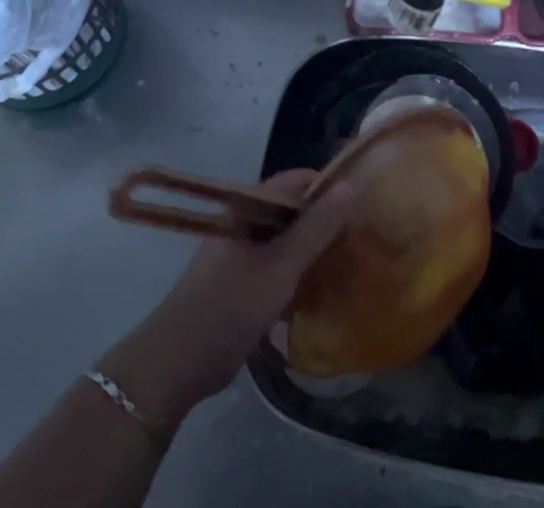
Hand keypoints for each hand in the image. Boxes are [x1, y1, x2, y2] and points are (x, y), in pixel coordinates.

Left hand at [98, 169, 356, 434]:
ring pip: (287, 242)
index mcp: (245, 210)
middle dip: (324, 221)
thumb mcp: (281, 266)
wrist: (181, 360)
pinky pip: (279, 269)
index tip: (360, 205)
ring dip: (314, 250)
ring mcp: (242, 256)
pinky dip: (300, 274)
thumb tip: (349, 186)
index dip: (326, 187)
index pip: (293, 182)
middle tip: (362, 236)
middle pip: (291, 212)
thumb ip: (315, 228)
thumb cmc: (231, 305)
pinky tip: (325, 289)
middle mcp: (243, 226)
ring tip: (351, 261)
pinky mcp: (243, 285)